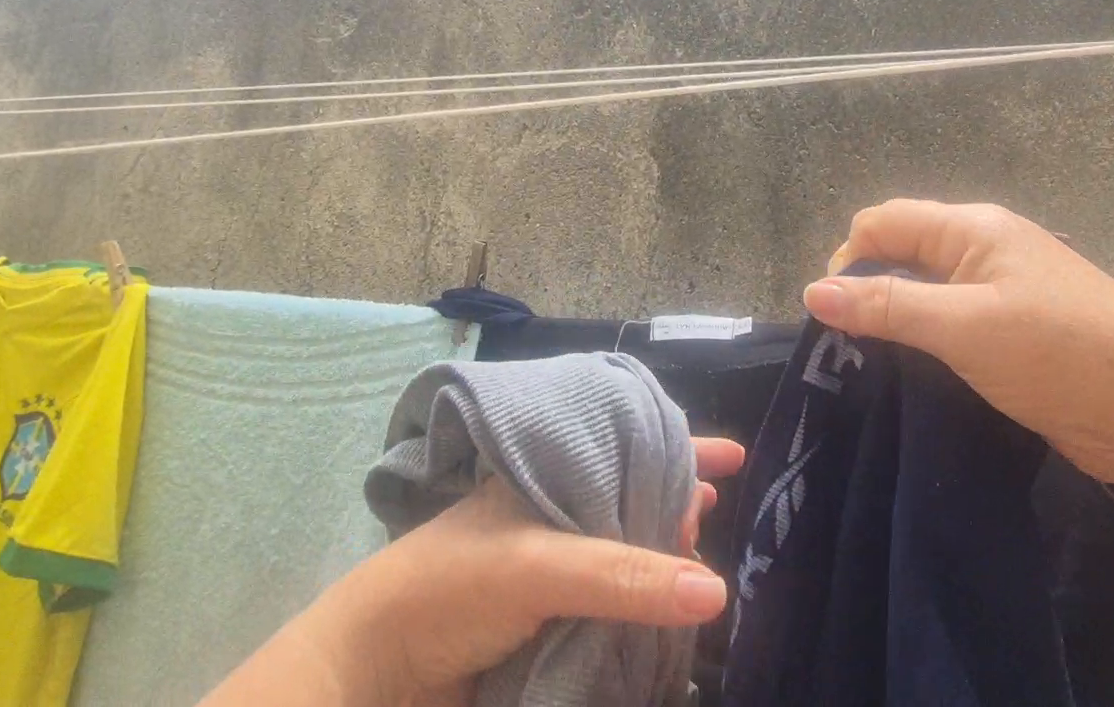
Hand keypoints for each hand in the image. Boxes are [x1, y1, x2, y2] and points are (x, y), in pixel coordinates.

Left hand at [200, 437, 745, 706]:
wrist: (377, 667)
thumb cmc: (451, 584)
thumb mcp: (537, 565)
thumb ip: (622, 575)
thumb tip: (714, 591)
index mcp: (549, 475)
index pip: (625, 446)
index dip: (680, 446)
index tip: (736, 454)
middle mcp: (557, 513)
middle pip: (637, 497)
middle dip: (679, 501)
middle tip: (715, 508)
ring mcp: (556, 566)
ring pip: (631, 551)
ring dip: (667, 554)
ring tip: (703, 555)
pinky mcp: (554, 616)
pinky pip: (618, 602)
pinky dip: (647, 603)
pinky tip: (673, 610)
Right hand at [802, 199, 1113, 485]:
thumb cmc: (1061, 354)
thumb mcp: (963, 326)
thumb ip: (885, 306)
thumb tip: (811, 292)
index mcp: (972, 228)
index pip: (881, 222)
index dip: (848, 261)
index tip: (834, 317)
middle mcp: (982, 249)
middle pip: (899, 252)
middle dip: (866, 290)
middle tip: (851, 347)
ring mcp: (1001, 292)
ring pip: (922, 292)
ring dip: (894, 320)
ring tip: (874, 365)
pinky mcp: (1012, 333)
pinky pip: (949, 324)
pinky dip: (923, 342)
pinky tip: (913, 374)